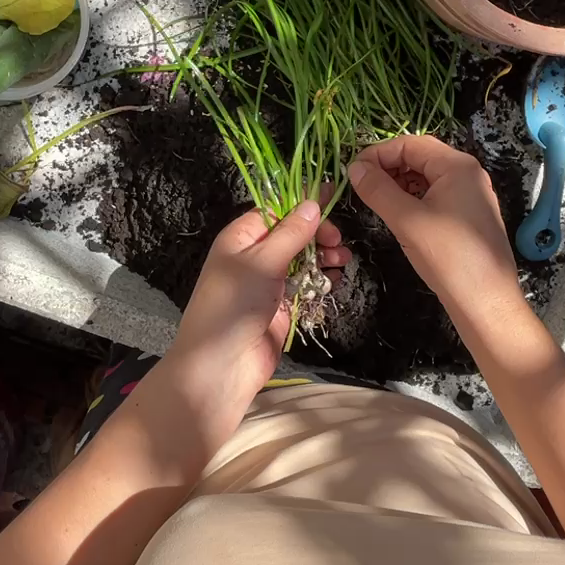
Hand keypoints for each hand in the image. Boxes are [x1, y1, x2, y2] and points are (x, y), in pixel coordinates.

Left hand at [164, 201, 348, 407]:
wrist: (222, 366)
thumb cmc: (234, 305)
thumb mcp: (262, 262)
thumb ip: (291, 233)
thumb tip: (313, 203)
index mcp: (241, 237)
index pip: (275, 209)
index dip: (302, 203)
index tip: (332, 198)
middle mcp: (254, 255)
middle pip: (292, 232)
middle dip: (316, 232)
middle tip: (337, 240)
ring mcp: (268, 281)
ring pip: (302, 257)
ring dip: (323, 255)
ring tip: (341, 259)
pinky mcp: (281, 304)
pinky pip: (305, 283)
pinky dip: (321, 278)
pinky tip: (334, 278)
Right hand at [347, 135, 518, 308]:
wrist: (486, 302)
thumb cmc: (448, 257)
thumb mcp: (406, 220)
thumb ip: (378, 190)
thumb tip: (354, 168)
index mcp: (457, 166)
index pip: (410, 144)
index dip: (378, 154)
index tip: (353, 172)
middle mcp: (467, 174)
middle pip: (419, 157)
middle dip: (388, 168)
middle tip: (360, 187)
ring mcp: (470, 195)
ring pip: (425, 178)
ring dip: (398, 184)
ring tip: (375, 201)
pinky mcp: (467, 216)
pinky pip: (434, 196)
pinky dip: (412, 199)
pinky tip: (396, 215)